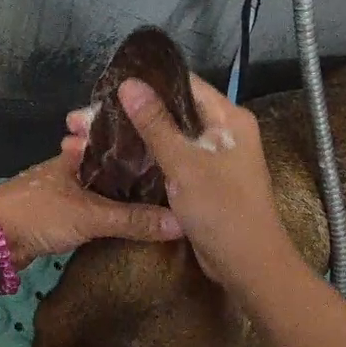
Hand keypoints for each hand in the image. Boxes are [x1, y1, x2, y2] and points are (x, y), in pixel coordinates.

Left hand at [0, 141, 182, 267]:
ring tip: (164, 205)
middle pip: (110, 169)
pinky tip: (134, 225)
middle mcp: (70, 169)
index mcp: (75, 156)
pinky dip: (111, 217)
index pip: (115, 144)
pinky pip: (94, 212)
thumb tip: (182, 223)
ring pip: (102, 191)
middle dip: (137, 176)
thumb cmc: (38, 213)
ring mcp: (63, 192)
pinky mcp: (59, 216)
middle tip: (177, 186)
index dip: (142, 148)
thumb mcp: (89, 215)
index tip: (173, 153)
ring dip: (124, 198)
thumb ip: (132, 219)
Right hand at [105, 74, 297, 285]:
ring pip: (171, 133)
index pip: (185, 83)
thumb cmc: (223, 210)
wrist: (248, 267)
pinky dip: (150, 153)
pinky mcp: (202, 177)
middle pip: (176, 107)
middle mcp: (223, 130)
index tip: (112, 81)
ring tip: (101, 127)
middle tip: (97, 107)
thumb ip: (155, 123)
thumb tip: (128, 83)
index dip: (150, 79)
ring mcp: (213, 155)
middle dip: (139, 108)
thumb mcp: (184, 164)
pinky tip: (120, 153)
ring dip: (141, 131)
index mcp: (229, 118)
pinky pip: (172, 155)